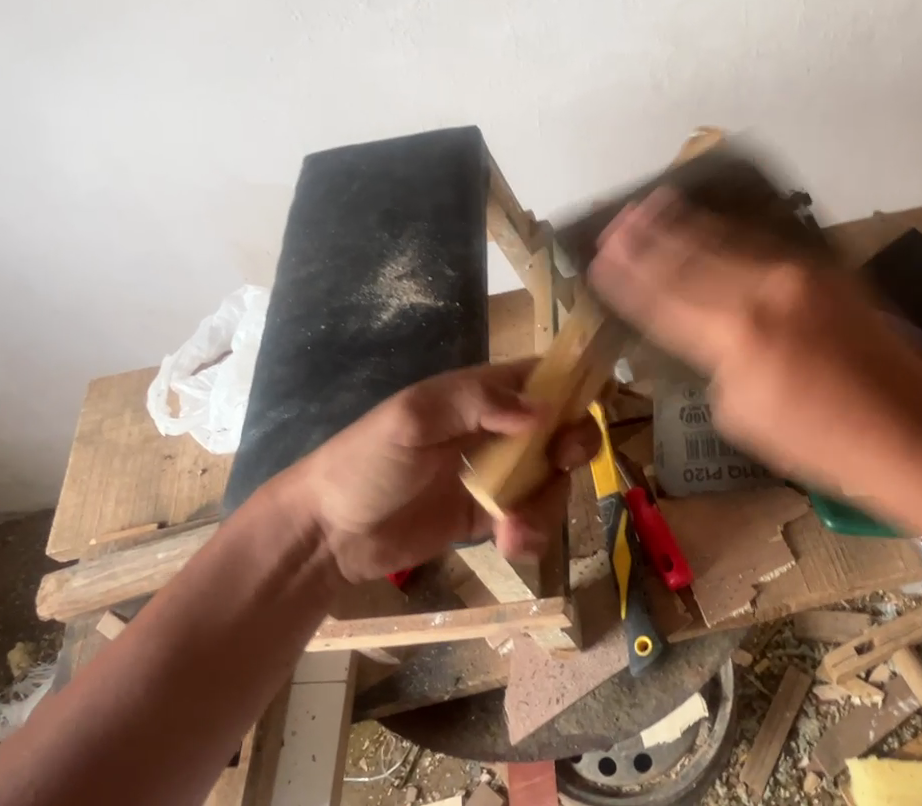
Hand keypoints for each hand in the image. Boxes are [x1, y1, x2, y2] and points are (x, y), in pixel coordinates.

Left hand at [289, 361, 600, 584]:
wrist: (329, 534)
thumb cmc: (365, 462)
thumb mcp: (413, 420)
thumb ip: (476, 403)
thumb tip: (541, 410)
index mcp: (480, 394)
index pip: (542, 376)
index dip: (576, 386)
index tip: (592, 411)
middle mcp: (496, 429)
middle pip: (562, 429)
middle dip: (571, 448)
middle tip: (559, 467)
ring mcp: (495, 474)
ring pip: (552, 479)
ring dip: (545, 504)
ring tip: (511, 530)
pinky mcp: (489, 517)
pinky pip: (531, 518)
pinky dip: (531, 532)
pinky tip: (507, 544)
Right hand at [587, 190, 921, 496]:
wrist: (912, 432)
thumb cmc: (824, 445)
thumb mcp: (744, 417)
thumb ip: (712, 368)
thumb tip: (699, 338)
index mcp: (733, 339)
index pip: (662, 298)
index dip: (626, 278)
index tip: (600, 260)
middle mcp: (760, 294)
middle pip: (688, 257)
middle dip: (647, 239)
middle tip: (616, 220)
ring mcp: (797, 274)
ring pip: (725, 238)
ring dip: (684, 220)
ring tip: (652, 200)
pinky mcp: (828, 269)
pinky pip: (766, 237)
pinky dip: (732, 225)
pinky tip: (713, 213)